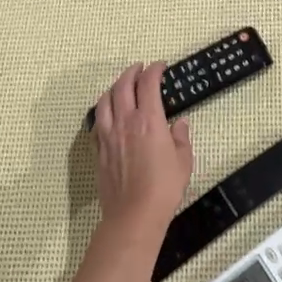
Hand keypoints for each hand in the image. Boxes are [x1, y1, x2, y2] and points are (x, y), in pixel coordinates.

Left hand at [90, 62, 194, 230]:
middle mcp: (125, 122)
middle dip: (131, 72)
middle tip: (140, 68)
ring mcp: (108, 135)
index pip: (148, 84)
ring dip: (114, 87)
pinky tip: (109, 113)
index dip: (154, 70)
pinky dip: (104, 109)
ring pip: (105, 101)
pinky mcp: (99, 149)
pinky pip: (98, 121)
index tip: (160, 66)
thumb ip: (180, 138)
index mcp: (149, 120)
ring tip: (121, 85)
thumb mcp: (183, 161)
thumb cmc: (164, 187)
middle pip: (122, 86)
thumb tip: (180, 124)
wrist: (134, 214)